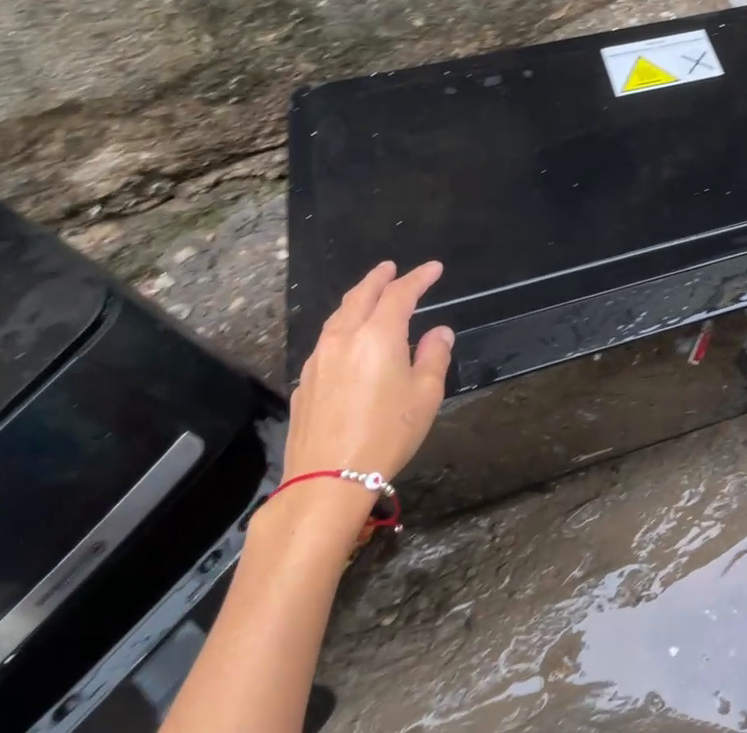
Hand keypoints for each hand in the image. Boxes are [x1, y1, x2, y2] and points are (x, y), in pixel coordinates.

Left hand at [285, 260, 452, 489]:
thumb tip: (439, 332)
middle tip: (391, 268)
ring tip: (369, 295)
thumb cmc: (387, 433)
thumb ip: (434, 356)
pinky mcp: (306, 382)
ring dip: (357, 300)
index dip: (418, 278)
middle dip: (379, 279)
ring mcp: (319, 359)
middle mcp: (343, 338)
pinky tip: (349, 339)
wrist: (328, 478)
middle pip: (360, 296)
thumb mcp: (425, 395)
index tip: (434, 269)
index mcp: (378, 336)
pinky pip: (327, 341)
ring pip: (338, 317)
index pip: (400, 294)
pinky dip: (343, 327)